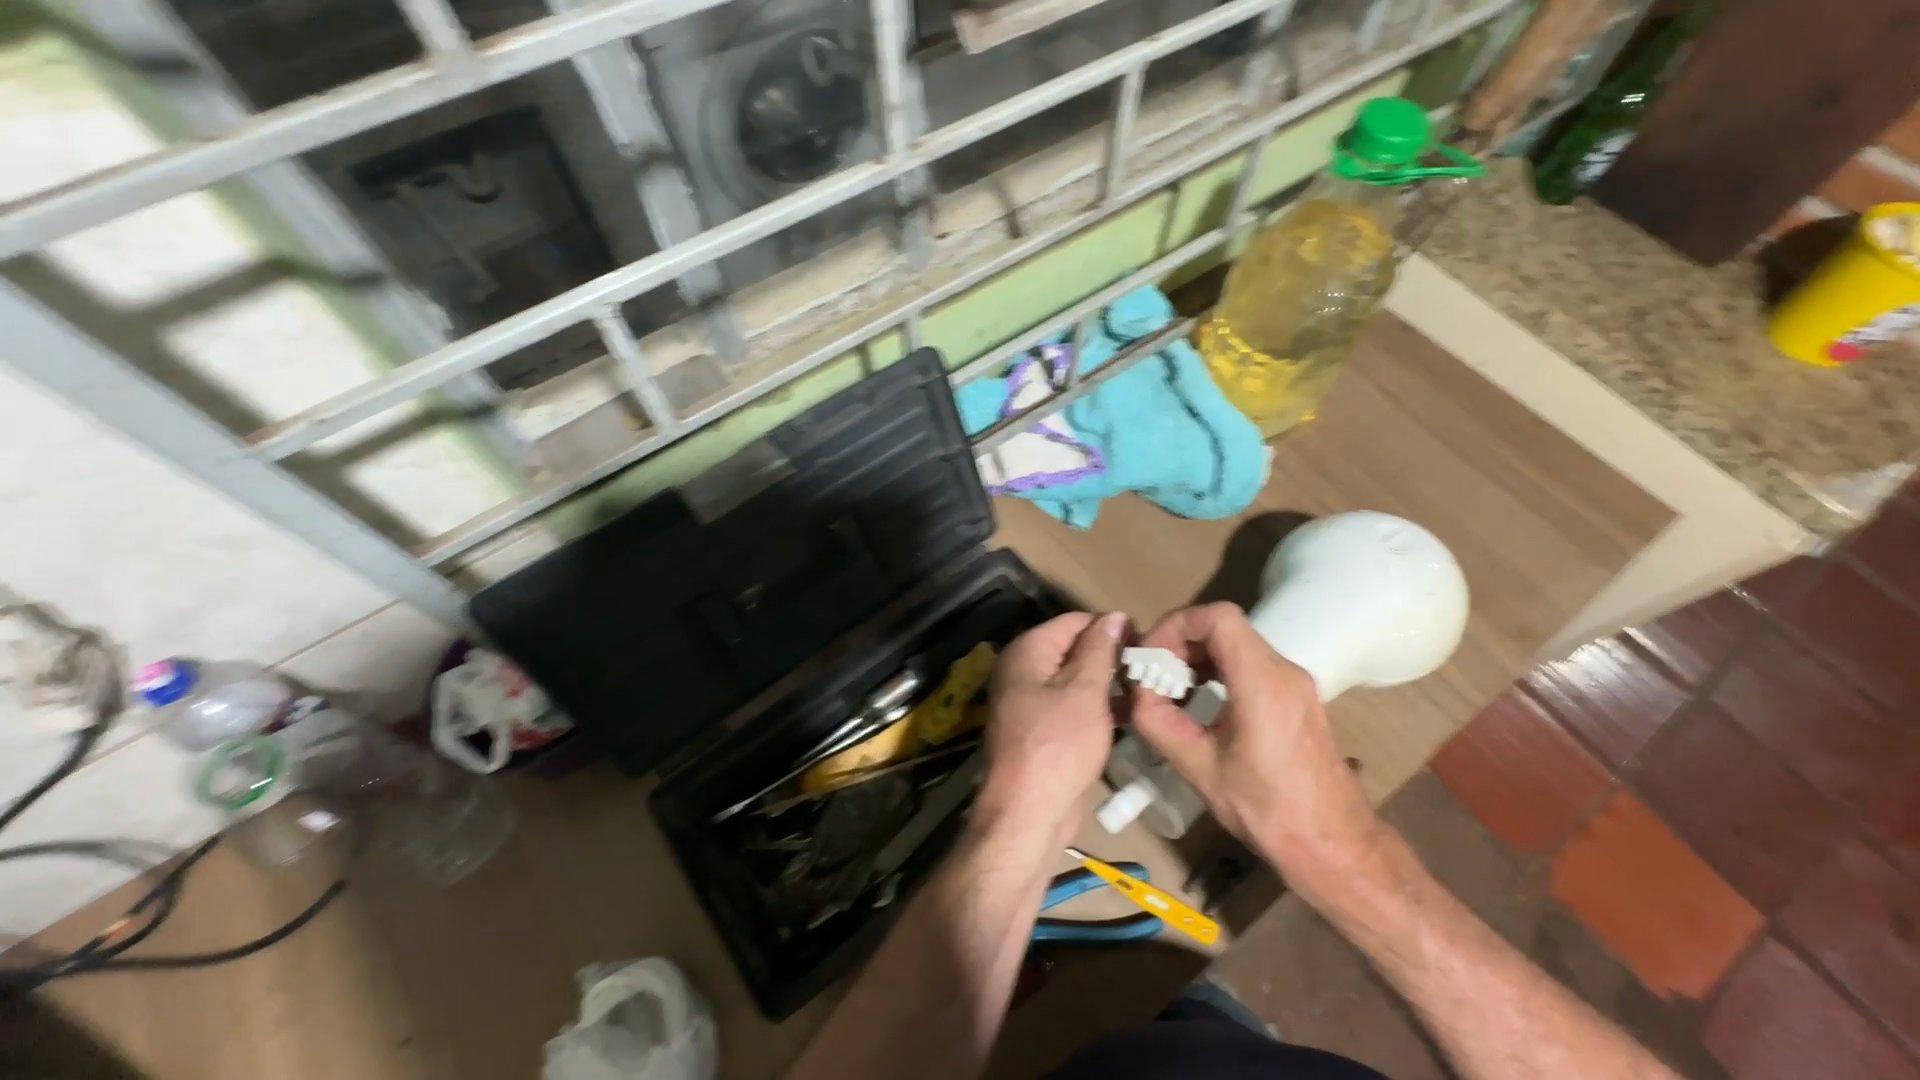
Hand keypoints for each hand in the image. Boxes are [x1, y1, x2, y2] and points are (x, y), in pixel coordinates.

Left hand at [976, 611, 1125, 846]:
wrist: (1028, 811)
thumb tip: (1114, 615)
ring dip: (1106, 683)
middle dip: (1110, 656)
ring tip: (1145, 690)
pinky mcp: (1039, 728)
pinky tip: (1127, 715)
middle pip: (1073, 649)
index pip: (1075, 621)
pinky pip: (1070, 705)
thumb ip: (1100, 648)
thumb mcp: (1085, 690)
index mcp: (1027, 650)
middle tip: (1150, 669)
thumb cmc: (1059, 744)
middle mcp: (1022, 669)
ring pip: (1074, 679)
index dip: (1110, 627)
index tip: (1145, 643)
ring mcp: (1027, 700)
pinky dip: (1095, 706)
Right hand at [1128, 602, 1379, 888]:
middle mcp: (1284, 671)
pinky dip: (1218, 671)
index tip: (1152, 659)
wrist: (1332, 844)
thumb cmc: (1266, 810)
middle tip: (1153, 676)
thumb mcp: (1199, 768)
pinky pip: (1251, 664)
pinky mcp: (1297, 697)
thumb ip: (1159, 722)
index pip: (1217, 617)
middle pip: (1224, 627)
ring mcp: (1295, 682)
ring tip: (1170, 691)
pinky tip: (1198, 703)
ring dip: (1198, 657)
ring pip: (1237, 644)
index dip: (1176, 626)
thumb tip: (1137, 690)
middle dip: (1180, 643)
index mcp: (1262, 682)